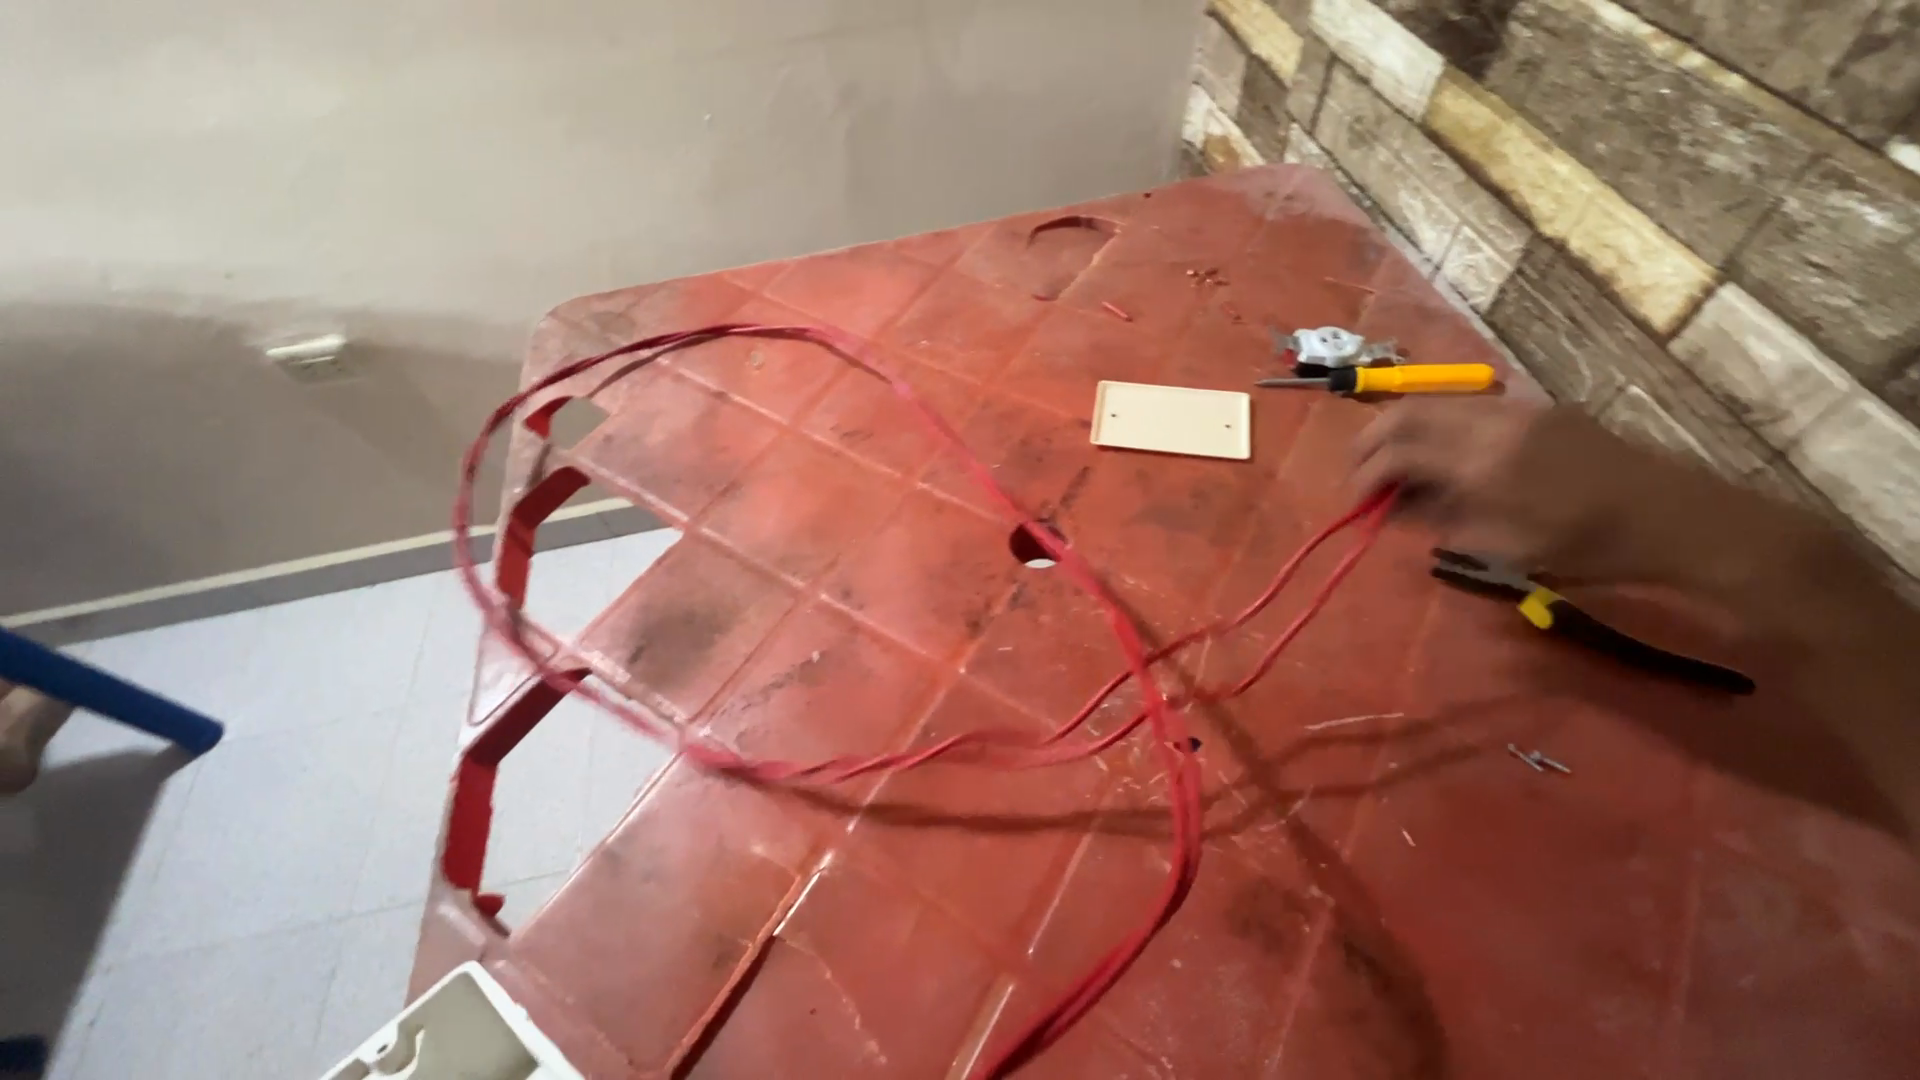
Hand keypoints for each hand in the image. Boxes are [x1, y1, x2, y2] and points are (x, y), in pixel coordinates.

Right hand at [1348, 399, 1814, 591]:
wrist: (1678, 519)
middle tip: (1361, 477)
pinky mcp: (1534, 408)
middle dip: (1370, 444)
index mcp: (1484, 463)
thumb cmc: (1588, 548)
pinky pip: (1464, 407)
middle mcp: (1493, 422)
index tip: (1356, 504)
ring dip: (1400, 431)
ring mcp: (1516, 408)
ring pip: (1432, 403)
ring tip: (1394, 468)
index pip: (1397, 451)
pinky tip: (1440, 458)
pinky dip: (1434, 428)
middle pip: (1404, 413)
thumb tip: (1386, 511)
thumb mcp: (1502, 547)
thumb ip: (1436, 521)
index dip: (1364, 476)